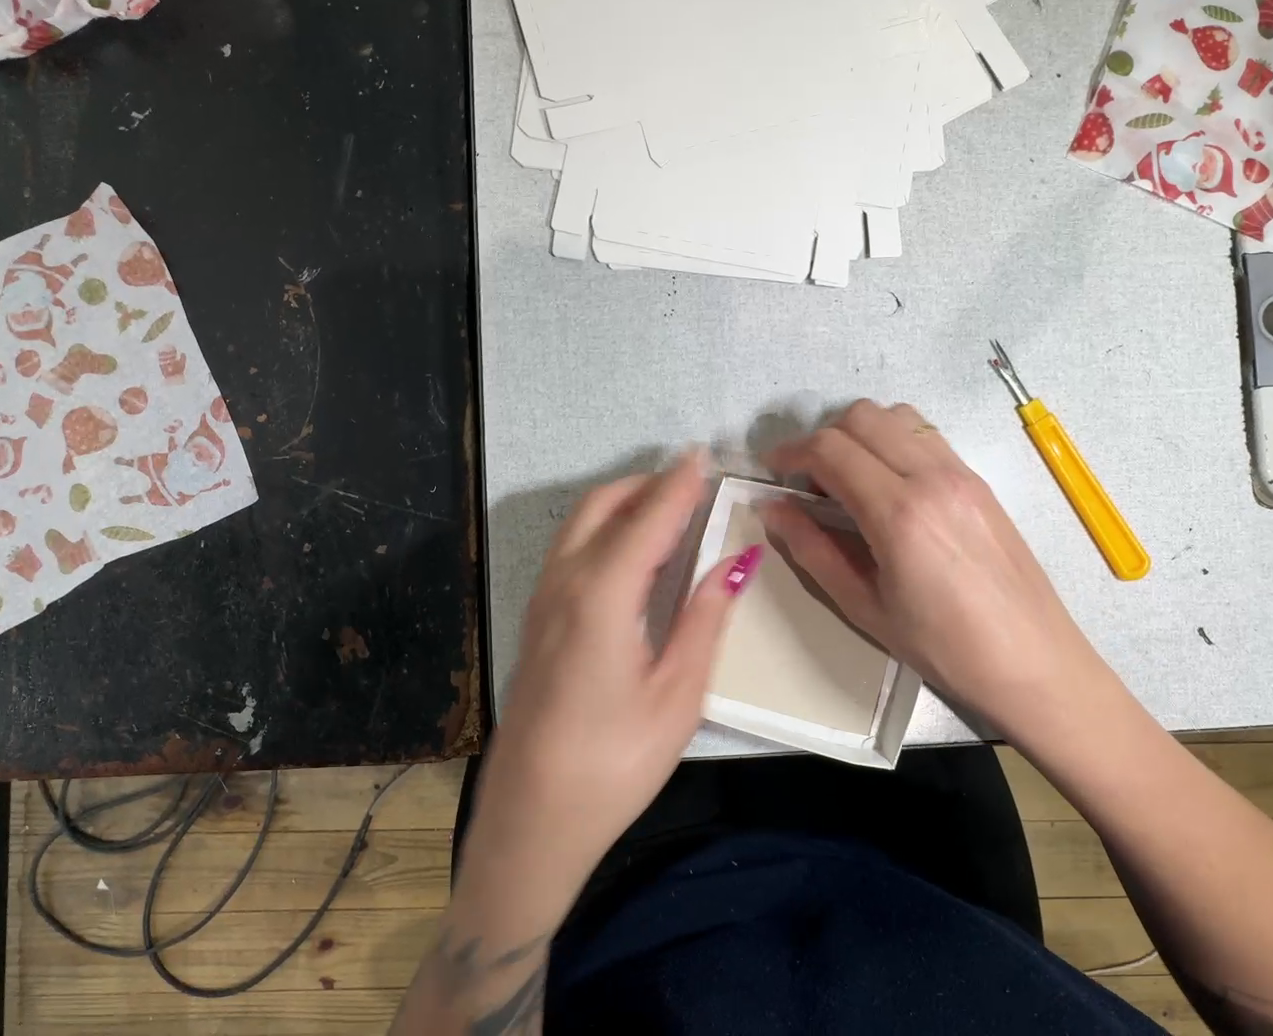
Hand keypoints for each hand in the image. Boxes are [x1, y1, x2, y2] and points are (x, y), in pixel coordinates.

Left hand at [468, 449, 755, 891]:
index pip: (647, 518)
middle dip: (646, 484)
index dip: (679, 484)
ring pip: (579, 525)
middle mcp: (563, 584)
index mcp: (602, 594)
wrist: (533, 818)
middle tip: (692, 481)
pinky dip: (603, 530)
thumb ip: (706, 617)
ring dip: (622, 503)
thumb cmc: (616, 761)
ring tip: (667, 506)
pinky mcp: (535, 621)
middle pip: (602, 506)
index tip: (704, 454)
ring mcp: (541, 601)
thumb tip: (738, 559)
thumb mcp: (678, 693)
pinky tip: (630, 552)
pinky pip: (570, 551)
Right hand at [762, 400, 1107, 729]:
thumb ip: (813, 550)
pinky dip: (893, 441)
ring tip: (847, 479)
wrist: (1033, 660)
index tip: (772, 471)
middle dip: (822, 437)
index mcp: (899, 514)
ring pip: (897, 416)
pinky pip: (925, 436)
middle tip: (808, 480)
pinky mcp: (979, 481)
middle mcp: (932, 478)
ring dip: (860, 433)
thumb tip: (773, 509)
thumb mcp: (864, 607)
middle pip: (861, 417)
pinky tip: (886, 485)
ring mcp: (962, 474)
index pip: (830, 450)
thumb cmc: (943, 647)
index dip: (791, 453)